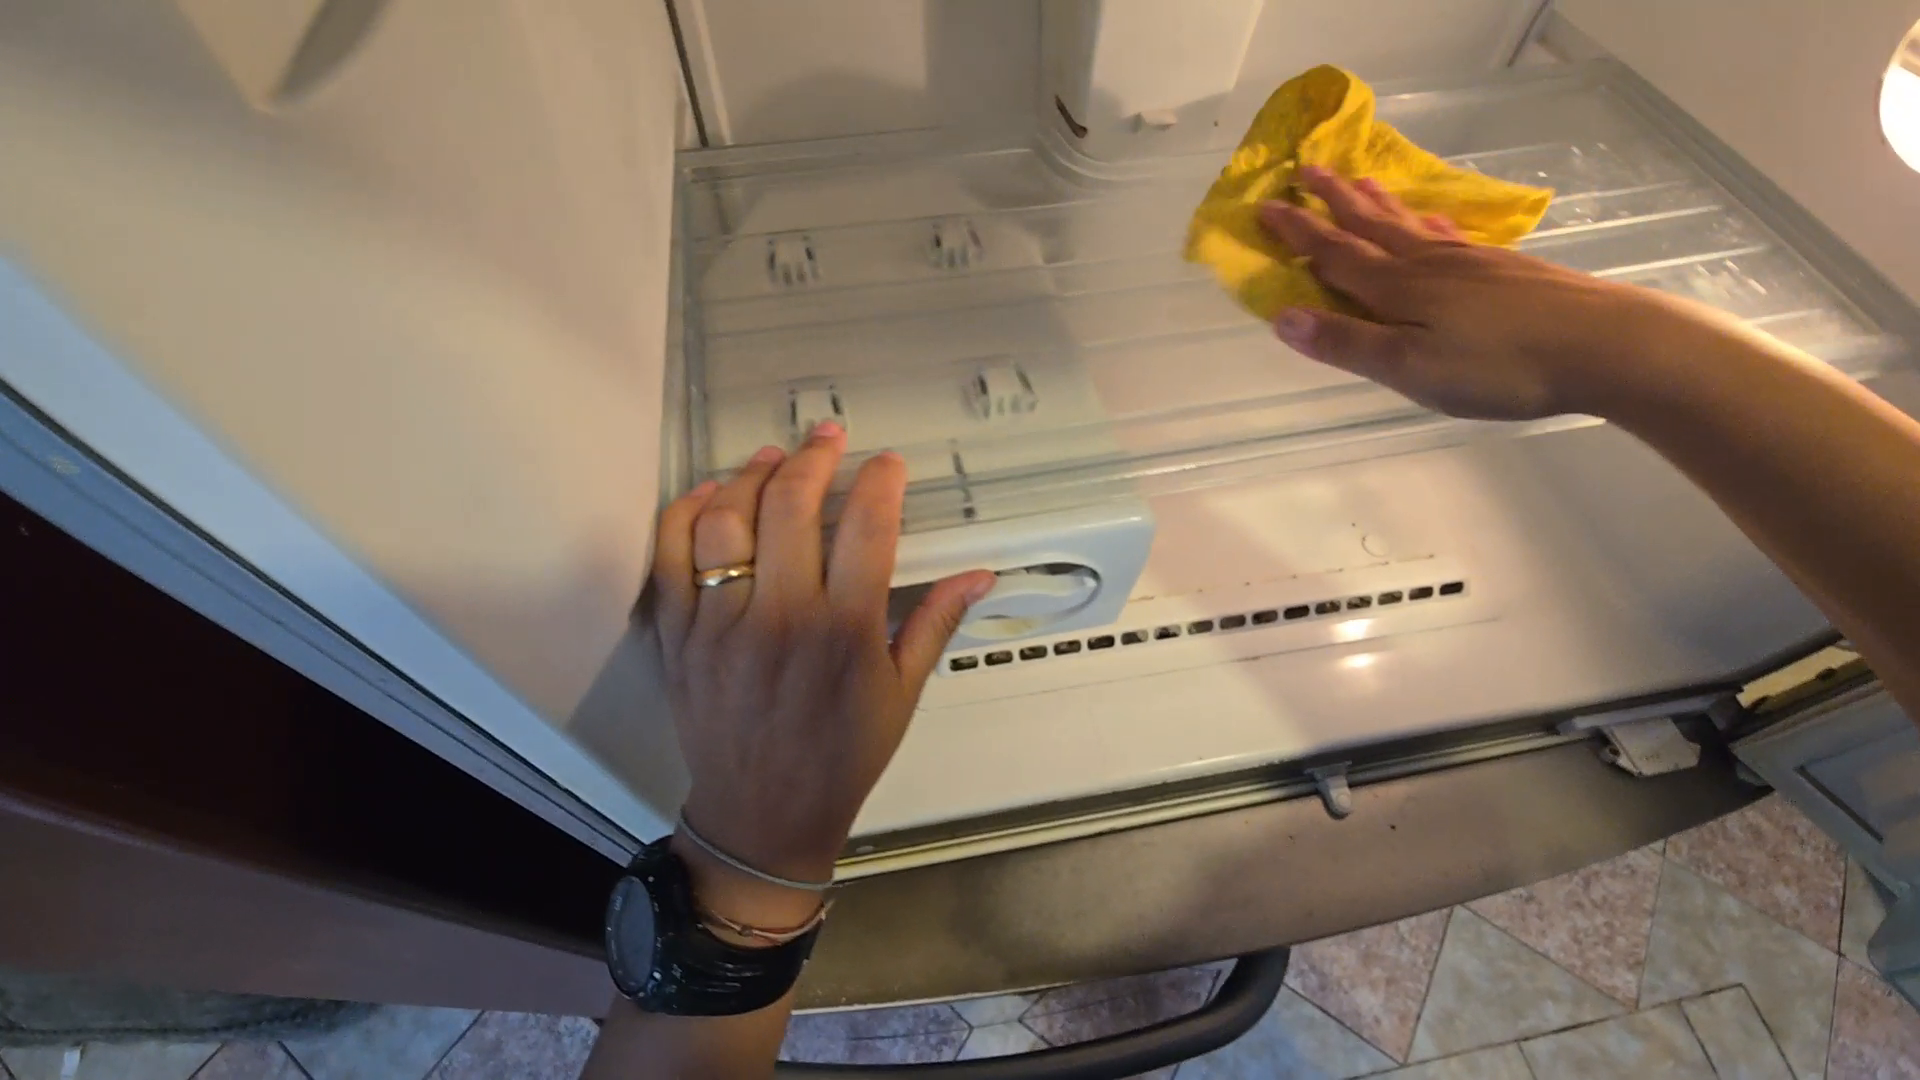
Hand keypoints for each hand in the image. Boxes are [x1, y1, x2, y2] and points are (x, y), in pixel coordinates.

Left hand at [650, 422, 994, 911]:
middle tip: (830, 437)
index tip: (887, 464)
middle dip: (815, 458)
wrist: (765, 814)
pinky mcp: (679, 637)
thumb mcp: (902, 693)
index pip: (867, 528)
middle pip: (792, 507)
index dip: (880, 482)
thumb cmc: (844, 755)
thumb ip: (936, 623)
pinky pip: (671, 557)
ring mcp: (721, 624)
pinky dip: (687, 513)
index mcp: (845, 630)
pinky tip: (712, 492)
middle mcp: (781, 616)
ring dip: (751, 475)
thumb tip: (980, 573)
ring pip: (727, 520)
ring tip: (774, 456)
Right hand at [1258, 165, 1705, 421]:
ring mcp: (1468, 262)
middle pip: (1370, 226)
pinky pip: (1449, 235)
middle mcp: (1426, 265)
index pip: (1334, 254)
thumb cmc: (1497, 366)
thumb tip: (1282, 316)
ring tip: (1357, 181)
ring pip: (1408, 225)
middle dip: (1333, 201)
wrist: (1606, 347)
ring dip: (1377, 203)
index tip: (1265, 205)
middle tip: (1306, 169)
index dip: (1298, 231)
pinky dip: (1429, 223)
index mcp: (1397, 289)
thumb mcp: (1408, 367)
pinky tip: (1431, 222)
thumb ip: (1346, 342)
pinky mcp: (1501, 269)